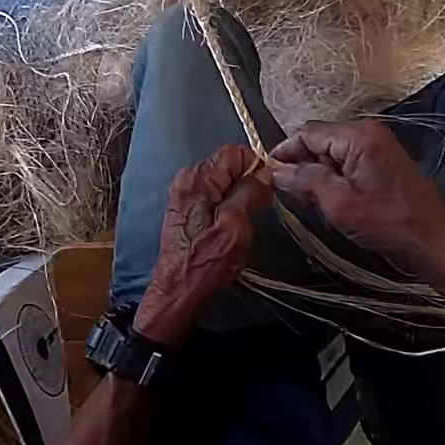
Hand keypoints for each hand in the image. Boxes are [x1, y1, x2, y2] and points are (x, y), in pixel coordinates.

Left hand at [134, 144, 271, 347]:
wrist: (178, 292)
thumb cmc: (207, 263)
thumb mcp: (235, 227)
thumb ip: (250, 194)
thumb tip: (264, 171)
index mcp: (197, 179)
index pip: (234, 152)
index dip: (255, 166)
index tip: (265, 191)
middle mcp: (187, 179)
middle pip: (229, 166)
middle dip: (247, 183)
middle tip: (254, 213)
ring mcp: (184, 194)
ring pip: (224, 182)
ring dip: (238, 198)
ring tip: (242, 224)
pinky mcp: (186, 208)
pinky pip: (215, 196)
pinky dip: (227, 207)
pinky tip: (229, 228)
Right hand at [270, 120, 444, 272]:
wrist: (435, 243)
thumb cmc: (387, 223)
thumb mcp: (339, 203)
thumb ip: (305, 180)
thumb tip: (276, 170)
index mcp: (358, 136)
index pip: (307, 133)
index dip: (284, 152)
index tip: (267, 174)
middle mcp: (369, 133)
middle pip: (319, 141)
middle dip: (300, 164)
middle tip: (286, 192)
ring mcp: (379, 146)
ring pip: (332, 153)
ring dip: (316, 173)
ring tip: (306, 200)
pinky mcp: (384, 162)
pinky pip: (348, 162)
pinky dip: (333, 177)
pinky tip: (328, 199)